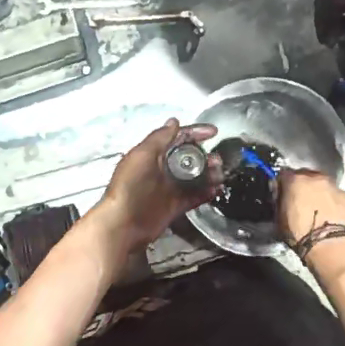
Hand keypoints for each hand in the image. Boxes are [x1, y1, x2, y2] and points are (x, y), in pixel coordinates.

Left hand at [89, 119, 219, 254]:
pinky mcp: (176, 206)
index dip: (195, 133)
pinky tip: (216, 189)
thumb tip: (174, 121)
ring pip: (195, 177)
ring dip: (209, 174)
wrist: (124, 224)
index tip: (213, 132)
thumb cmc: (130, 187)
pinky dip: (207, 192)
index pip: (177, 138)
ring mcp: (170, 189)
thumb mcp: (142, 156)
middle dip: (205, 156)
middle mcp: (163, 170)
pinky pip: (195, 196)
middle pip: (189, 158)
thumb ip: (159, 138)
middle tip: (217, 159)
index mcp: (153, 155)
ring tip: (220, 174)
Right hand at [278, 168, 344, 247]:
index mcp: (295, 181)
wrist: (328, 245)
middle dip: (302, 185)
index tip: (282, 193)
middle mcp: (315, 178)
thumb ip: (280, 200)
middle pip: (306, 175)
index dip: (282, 184)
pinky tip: (331, 213)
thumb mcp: (279, 218)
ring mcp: (333, 185)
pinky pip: (336, 194)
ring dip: (319, 191)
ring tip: (317, 207)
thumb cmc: (300, 234)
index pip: (284, 174)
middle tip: (300, 200)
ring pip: (323, 183)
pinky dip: (333, 200)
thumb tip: (281, 195)